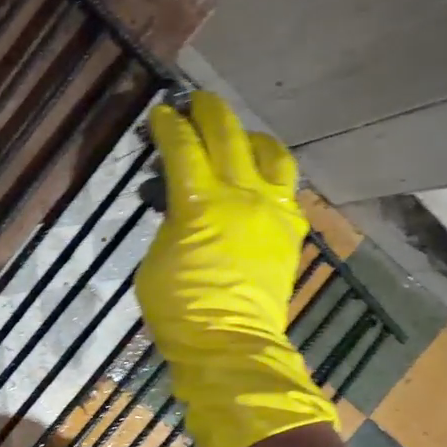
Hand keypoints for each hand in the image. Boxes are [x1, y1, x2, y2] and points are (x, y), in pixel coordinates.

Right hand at [134, 91, 335, 446]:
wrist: (229, 344)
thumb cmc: (178, 309)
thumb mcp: (156, 262)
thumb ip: (171, 224)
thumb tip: (180, 207)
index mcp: (200, 203)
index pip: (183, 149)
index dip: (169, 126)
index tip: (160, 112)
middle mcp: (242, 194)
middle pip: (228, 136)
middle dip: (209, 113)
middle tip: (197, 102)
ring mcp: (272, 210)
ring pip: (270, 153)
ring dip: (250, 137)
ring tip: (238, 139)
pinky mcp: (290, 230)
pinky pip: (285, 188)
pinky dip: (270, 175)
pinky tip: (259, 183)